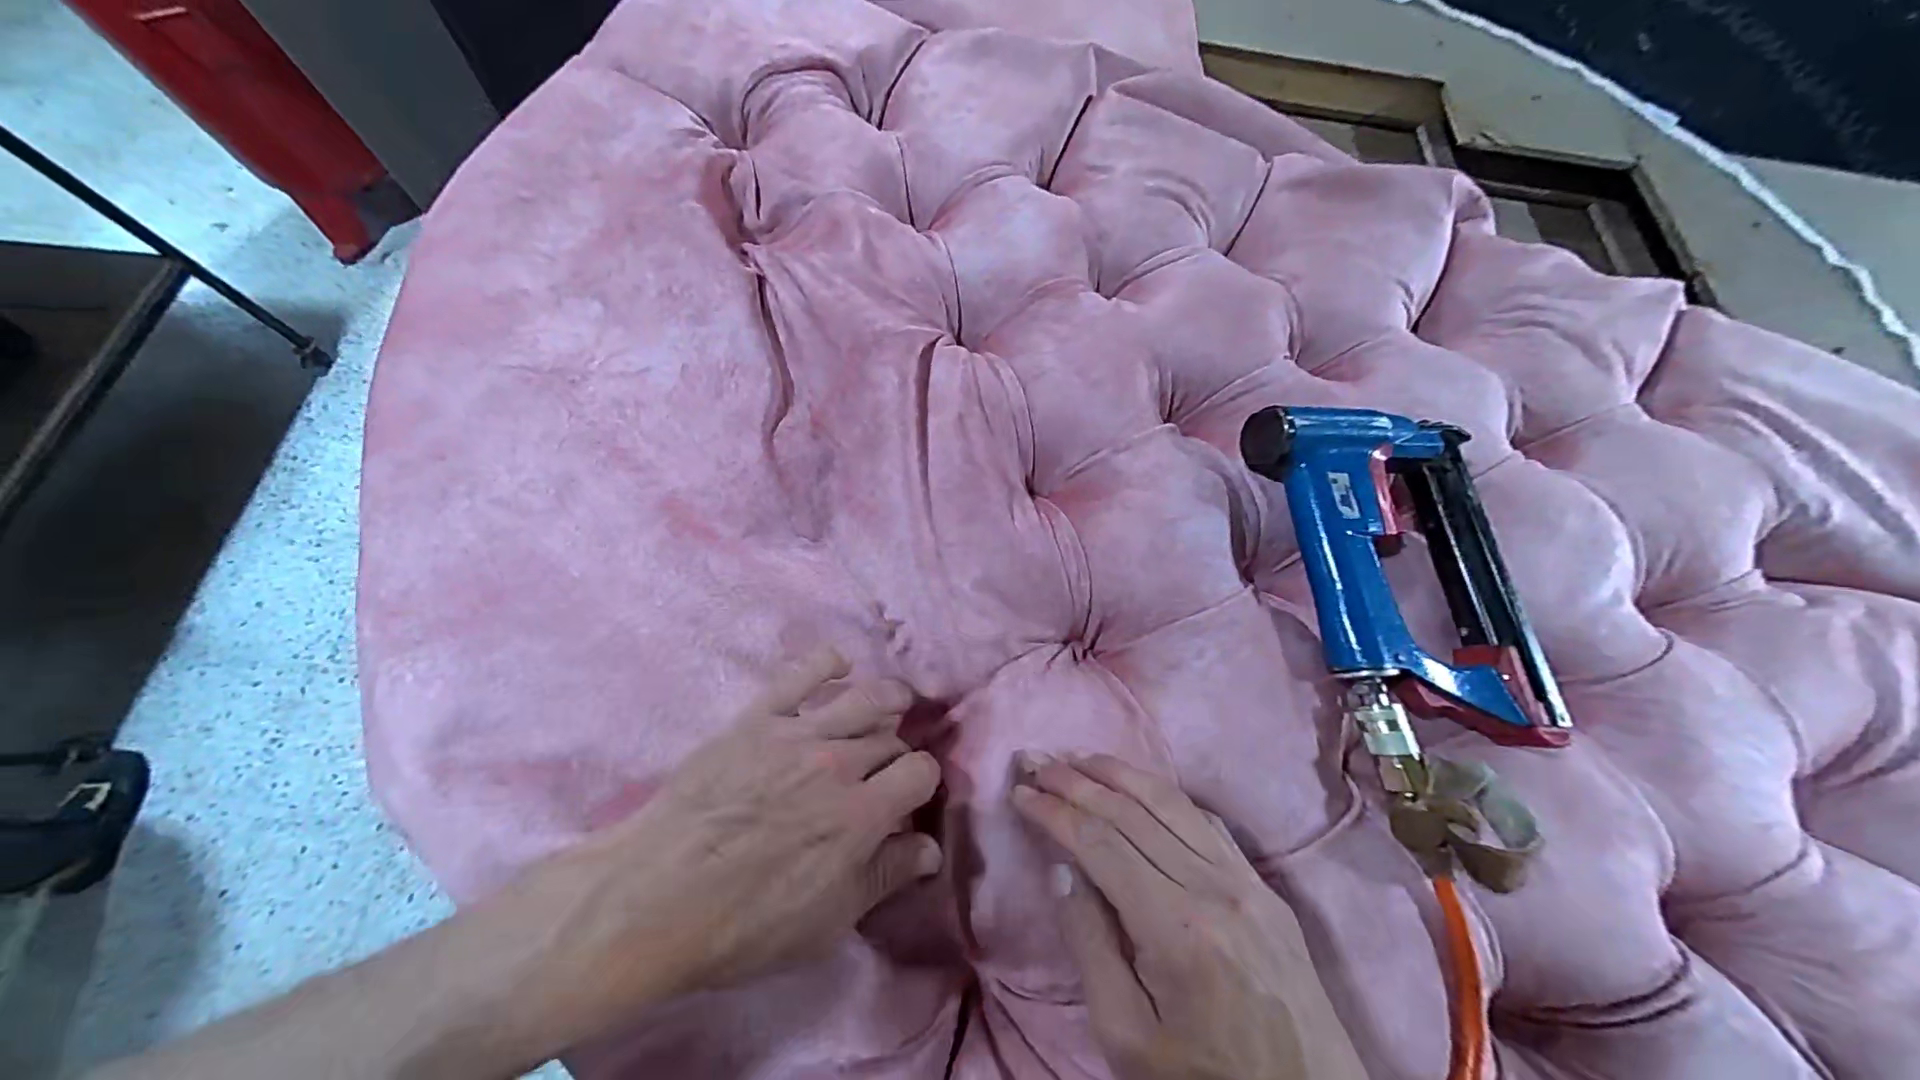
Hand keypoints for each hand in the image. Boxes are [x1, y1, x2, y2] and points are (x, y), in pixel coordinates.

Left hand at [485, 649, 944, 1055]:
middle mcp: (839, 764)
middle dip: (897, 752)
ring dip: (887, 698)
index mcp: (862, 815)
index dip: (922, 782)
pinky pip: (804, 672)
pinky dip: (828, 663)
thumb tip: (929, 847)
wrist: (653, 898)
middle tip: (882, 770)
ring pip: (864, 696)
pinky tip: (839, 668)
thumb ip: (884, 877)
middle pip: (892, 737)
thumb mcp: (827, 922)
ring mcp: (797, 734)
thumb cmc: (743, 925)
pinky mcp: (757, 717)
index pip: (920, 771)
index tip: (908, 798)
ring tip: (892, 703)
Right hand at [1011, 753, 1365, 1079]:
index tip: (1020, 791)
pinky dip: (1165, 795)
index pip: (1101, 843)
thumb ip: (1090, 947)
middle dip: (1076, 781)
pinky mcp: (1264, 887)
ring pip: (1171, 804)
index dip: (1055, 811)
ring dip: (1119, 773)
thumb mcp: (1127, 1038)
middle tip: (1036, 759)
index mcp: (1177, 927)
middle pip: (1131, 812)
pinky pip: (1207, 822)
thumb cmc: (1205, 1079)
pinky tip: (1141, 786)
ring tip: (1079, 758)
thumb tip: (1063, 870)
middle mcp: (1214, 887)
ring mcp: (1246, 881)